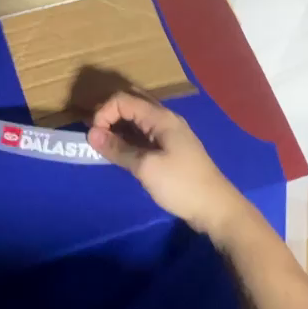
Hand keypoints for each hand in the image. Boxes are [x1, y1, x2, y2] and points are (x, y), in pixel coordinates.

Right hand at [88, 92, 254, 237]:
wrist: (215, 208)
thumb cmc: (181, 184)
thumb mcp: (146, 167)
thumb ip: (118, 149)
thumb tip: (91, 134)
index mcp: (161, 118)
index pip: (123, 100)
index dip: (103, 112)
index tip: (93, 135)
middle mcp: (165, 119)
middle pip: (131, 104)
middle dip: (109, 115)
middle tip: (95, 135)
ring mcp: (169, 134)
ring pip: (137, 119)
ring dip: (118, 127)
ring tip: (103, 145)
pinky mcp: (170, 149)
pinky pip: (143, 134)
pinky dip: (128, 138)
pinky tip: (120, 152)